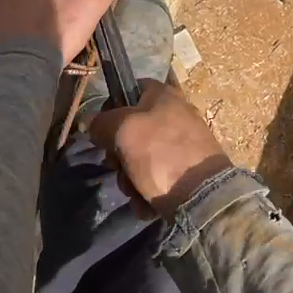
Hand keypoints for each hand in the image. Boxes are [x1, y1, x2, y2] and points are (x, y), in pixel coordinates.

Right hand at [89, 84, 233, 218]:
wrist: (202, 196)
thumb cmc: (160, 153)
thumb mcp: (123, 130)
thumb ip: (102, 122)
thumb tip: (90, 122)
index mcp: (163, 95)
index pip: (129, 89)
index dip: (110, 108)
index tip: (101, 130)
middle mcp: (174, 114)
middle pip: (131, 128)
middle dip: (118, 153)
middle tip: (116, 166)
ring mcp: (182, 144)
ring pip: (140, 156)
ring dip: (130, 177)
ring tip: (134, 192)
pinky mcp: (186, 170)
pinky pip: (156, 175)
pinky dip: (147, 190)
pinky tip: (146, 203)